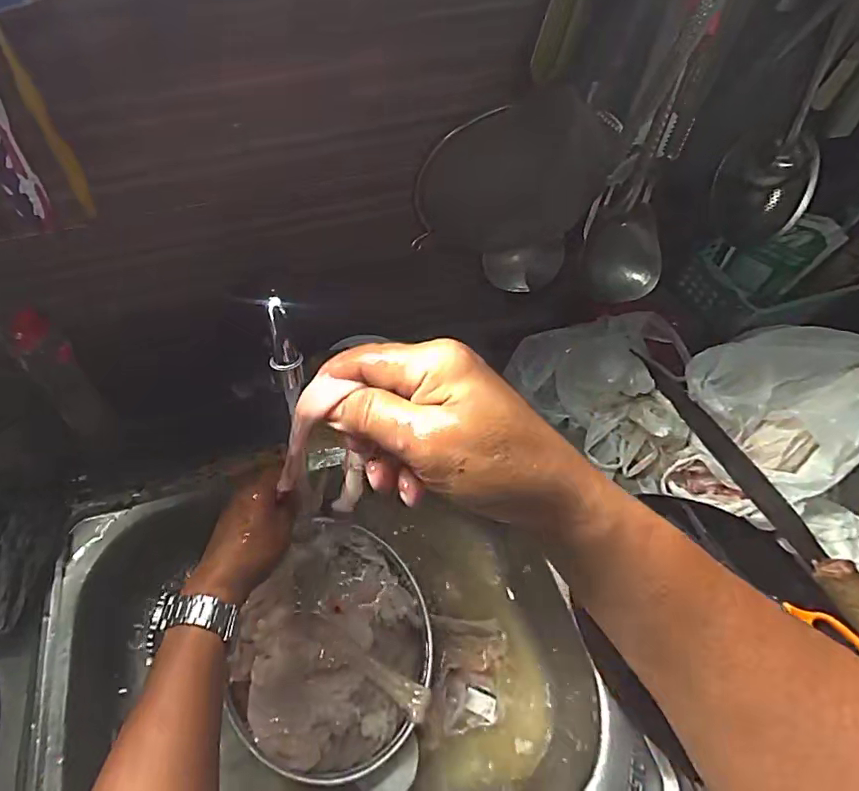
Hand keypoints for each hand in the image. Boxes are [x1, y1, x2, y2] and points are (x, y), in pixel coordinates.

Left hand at [185, 464, 294, 603]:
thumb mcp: (284, 529)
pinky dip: (258, 509)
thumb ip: (291, 505)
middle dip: (281, 485)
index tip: (303, 479)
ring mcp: (232, 504)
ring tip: (282, 512)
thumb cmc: (257, 551)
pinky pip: (247, 506)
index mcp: (258, 488)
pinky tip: (265, 524)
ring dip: (269, 498)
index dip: (292, 470)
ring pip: (256, 493)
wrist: (221, 578)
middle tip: (295, 497)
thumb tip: (293, 491)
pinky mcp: (226, 519)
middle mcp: (242, 490)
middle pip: (265, 479)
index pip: (277, 466)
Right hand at [307, 340, 603, 533]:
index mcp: (430, 360)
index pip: (356, 362)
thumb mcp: (426, 442)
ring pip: (386, 417)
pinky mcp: (450, 417)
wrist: (555, 498)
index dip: (323, 393)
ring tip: (391, 487)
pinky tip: (411, 489)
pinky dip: (402, 460)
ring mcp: (443, 393)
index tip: (303, 432)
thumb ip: (371, 414)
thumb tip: (325, 399)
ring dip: (380, 453)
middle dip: (359, 432)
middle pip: (369, 390)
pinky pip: (409, 432)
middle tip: (362, 468)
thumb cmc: (496, 466)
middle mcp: (434, 368)